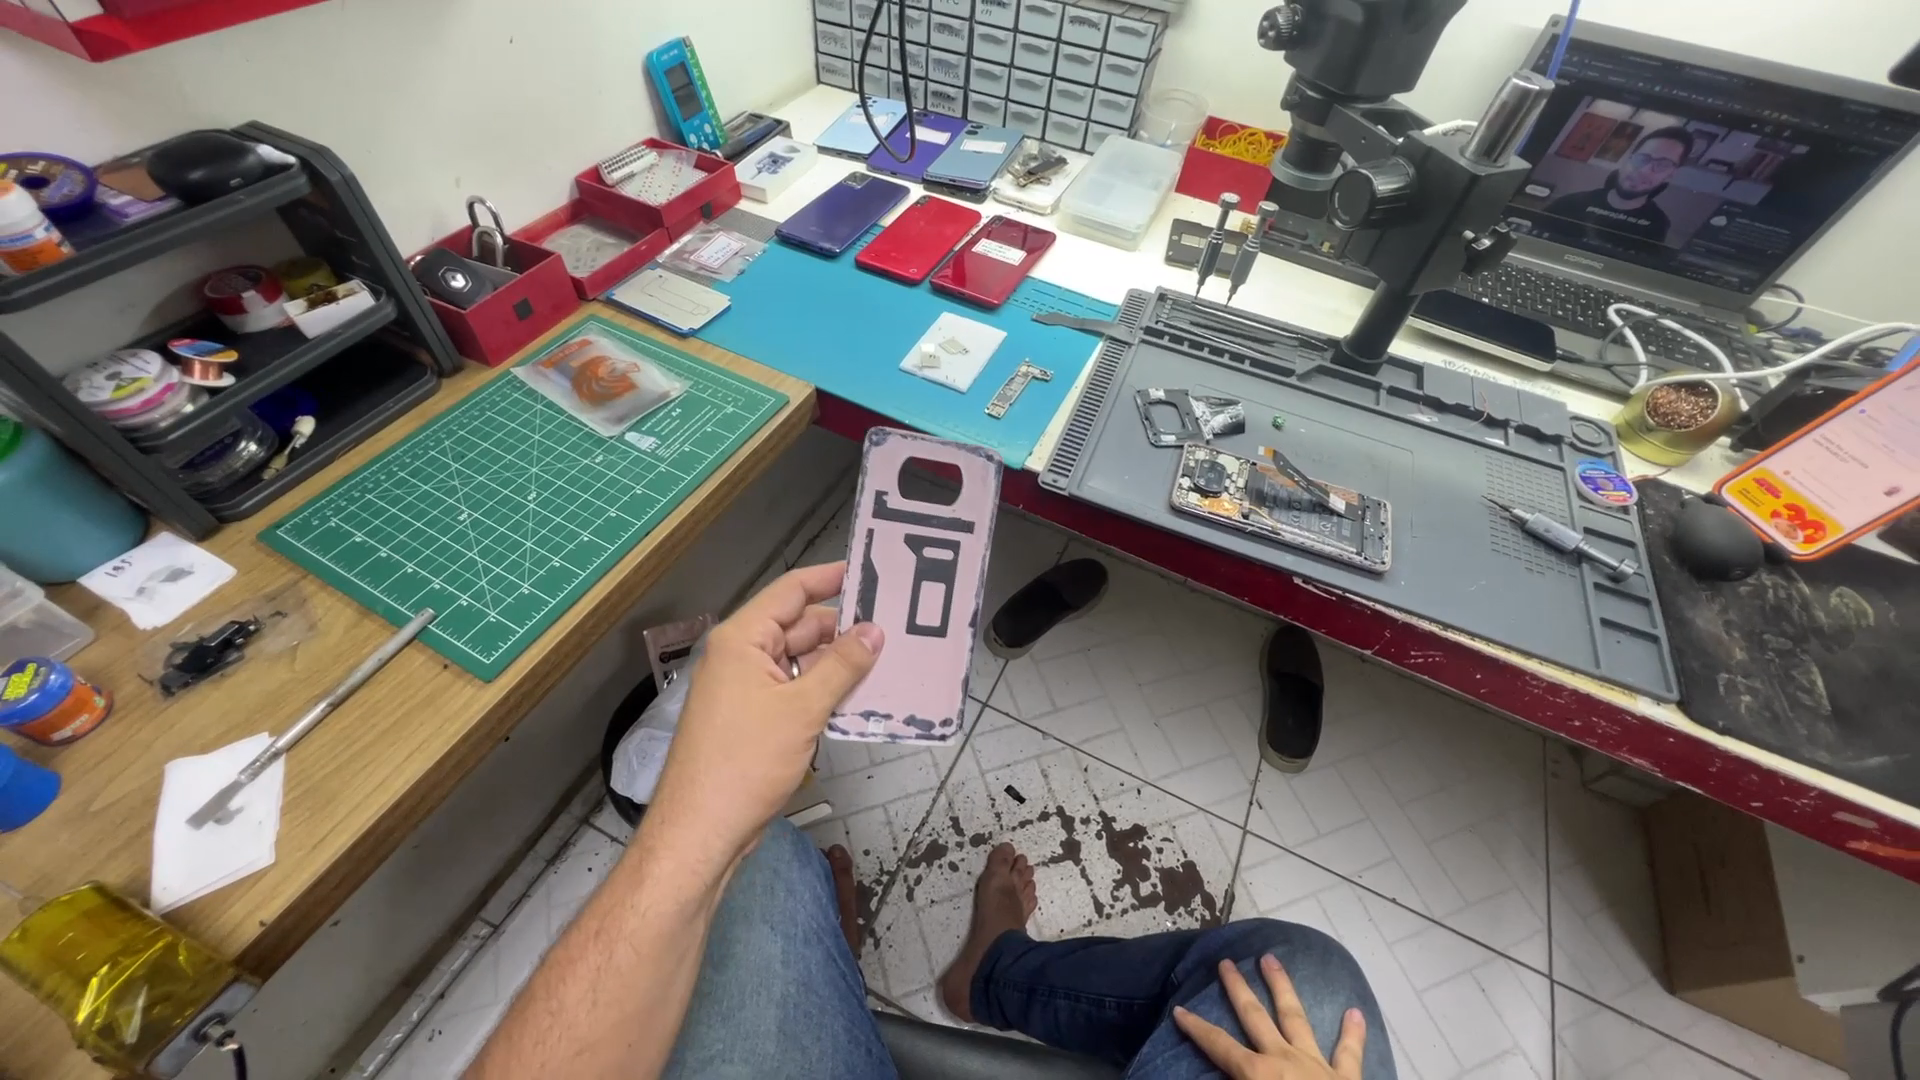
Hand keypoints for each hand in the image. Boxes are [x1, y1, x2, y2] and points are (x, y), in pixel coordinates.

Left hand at [644, 562, 883, 872]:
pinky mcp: (754, 719)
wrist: (702, 832)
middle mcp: (742, 656)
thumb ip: (842, 665)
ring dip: (838, 663)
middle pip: (799, 627)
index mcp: (743, 639)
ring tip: (888, 660)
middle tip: (894, 625)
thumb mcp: (803, 708)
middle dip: (843, 628)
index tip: (869, 572)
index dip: (829, 578)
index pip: (790, 591)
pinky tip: (861, 698)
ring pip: (801, 662)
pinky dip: (824, 691)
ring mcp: (747, 689)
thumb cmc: (746, 761)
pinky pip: (795, 691)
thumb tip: (875, 630)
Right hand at [1172, 955, 1365, 1079]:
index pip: (1220, 1046)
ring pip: (1295, 1017)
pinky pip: (1349, 1054)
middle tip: (1226, 962)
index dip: (1197, 1028)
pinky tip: (1355, 1012)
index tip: (1179, 1009)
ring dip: (1281, 987)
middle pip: (1254, 1017)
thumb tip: (1213, 1078)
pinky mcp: (1347, 1079)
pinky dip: (1353, 1034)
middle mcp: (1283, 1060)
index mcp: (1258, 1076)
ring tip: (1271, 958)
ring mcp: (1316, 1066)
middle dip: (1238, 988)